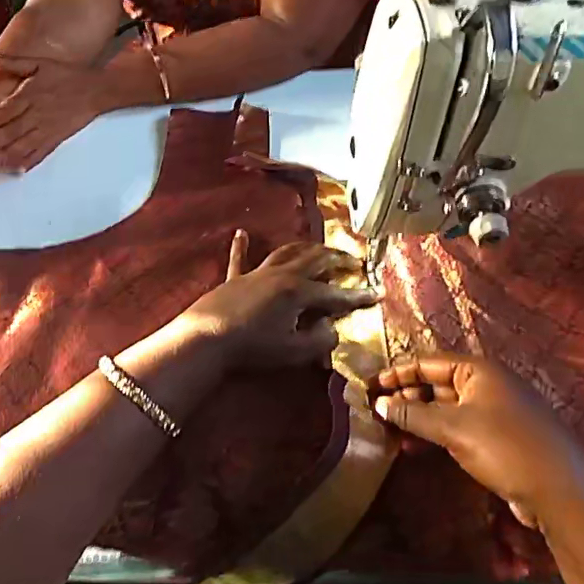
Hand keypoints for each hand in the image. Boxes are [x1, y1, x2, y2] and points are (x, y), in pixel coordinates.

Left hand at [0, 53, 109, 172]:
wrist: (96, 90)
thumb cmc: (68, 76)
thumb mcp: (39, 63)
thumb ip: (12, 62)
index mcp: (30, 95)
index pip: (3, 111)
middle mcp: (37, 114)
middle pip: (9, 132)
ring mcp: (47, 128)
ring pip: (24, 145)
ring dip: (7, 156)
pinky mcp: (57, 138)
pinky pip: (41, 152)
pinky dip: (30, 162)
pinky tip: (18, 169)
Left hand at [175, 231, 377, 371]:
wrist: (206, 339)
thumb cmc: (253, 347)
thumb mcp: (294, 351)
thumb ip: (319, 340)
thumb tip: (331, 329)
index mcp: (298, 291)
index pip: (335, 295)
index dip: (357, 296)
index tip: (377, 294)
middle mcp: (280, 275)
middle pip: (313, 260)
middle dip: (336, 259)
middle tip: (352, 261)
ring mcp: (255, 274)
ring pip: (285, 253)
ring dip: (304, 248)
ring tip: (317, 247)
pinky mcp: (233, 280)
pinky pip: (239, 259)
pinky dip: (242, 246)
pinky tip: (241, 232)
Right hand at [372, 355, 583, 527]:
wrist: (564, 493)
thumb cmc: (505, 447)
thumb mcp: (453, 428)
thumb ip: (413, 414)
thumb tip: (380, 404)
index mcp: (478, 370)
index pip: (427, 362)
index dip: (396, 373)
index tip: (368, 387)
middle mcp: (486, 385)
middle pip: (435, 383)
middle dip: (405, 396)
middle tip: (375, 412)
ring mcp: (494, 412)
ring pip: (445, 408)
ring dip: (417, 418)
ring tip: (389, 432)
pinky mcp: (498, 438)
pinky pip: (457, 427)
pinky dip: (434, 434)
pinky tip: (414, 447)